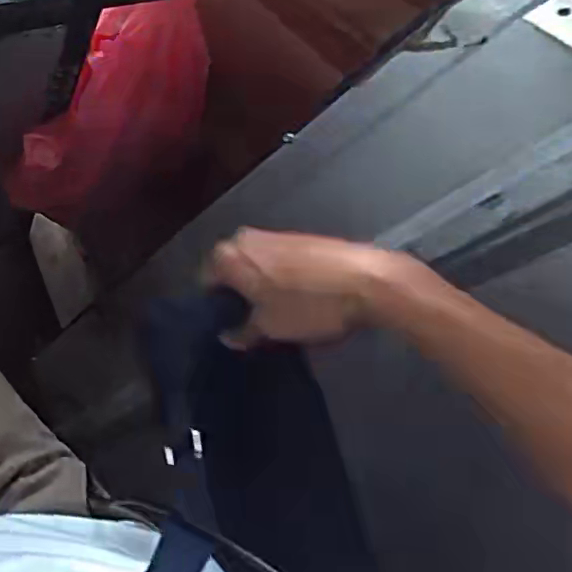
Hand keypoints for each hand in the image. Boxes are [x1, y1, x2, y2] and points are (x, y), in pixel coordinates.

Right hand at [205, 228, 426, 348]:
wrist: (365, 280)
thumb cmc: (308, 305)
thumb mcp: (271, 328)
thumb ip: (243, 332)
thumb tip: (227, 336)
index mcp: (226, 256)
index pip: (205, 283)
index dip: (215, 308)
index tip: (229, 327)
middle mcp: (241, 239)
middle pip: (228, 270)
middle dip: (237, 295)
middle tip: (251, 322)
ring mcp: (269, 235)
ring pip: (252, 265)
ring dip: (257, 285)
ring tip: (276, 312)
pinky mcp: (294, 237)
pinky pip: (272, 260)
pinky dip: (276, 277)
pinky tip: (296, 296)